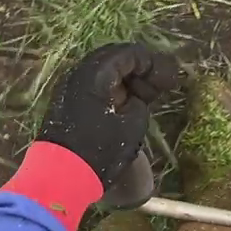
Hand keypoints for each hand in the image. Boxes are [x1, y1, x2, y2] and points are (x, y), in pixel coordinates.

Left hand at [36, 43, 181, 198]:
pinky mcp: (67, 101)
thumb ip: (140, 103)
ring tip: (146, 98)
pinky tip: (127, 105)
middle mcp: (80, 73)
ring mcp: (70, 86)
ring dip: (127, 80)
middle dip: (141, 70)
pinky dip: (114, 90)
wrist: (60, 176)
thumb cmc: (100, 150)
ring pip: (105, 71)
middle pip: (116, 58)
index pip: (130, 54)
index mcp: (96, 73)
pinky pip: (95, 85)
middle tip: (159, 87)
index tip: (169, 81)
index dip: (154, 64)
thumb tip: (135, 98)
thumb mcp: (132, 125)